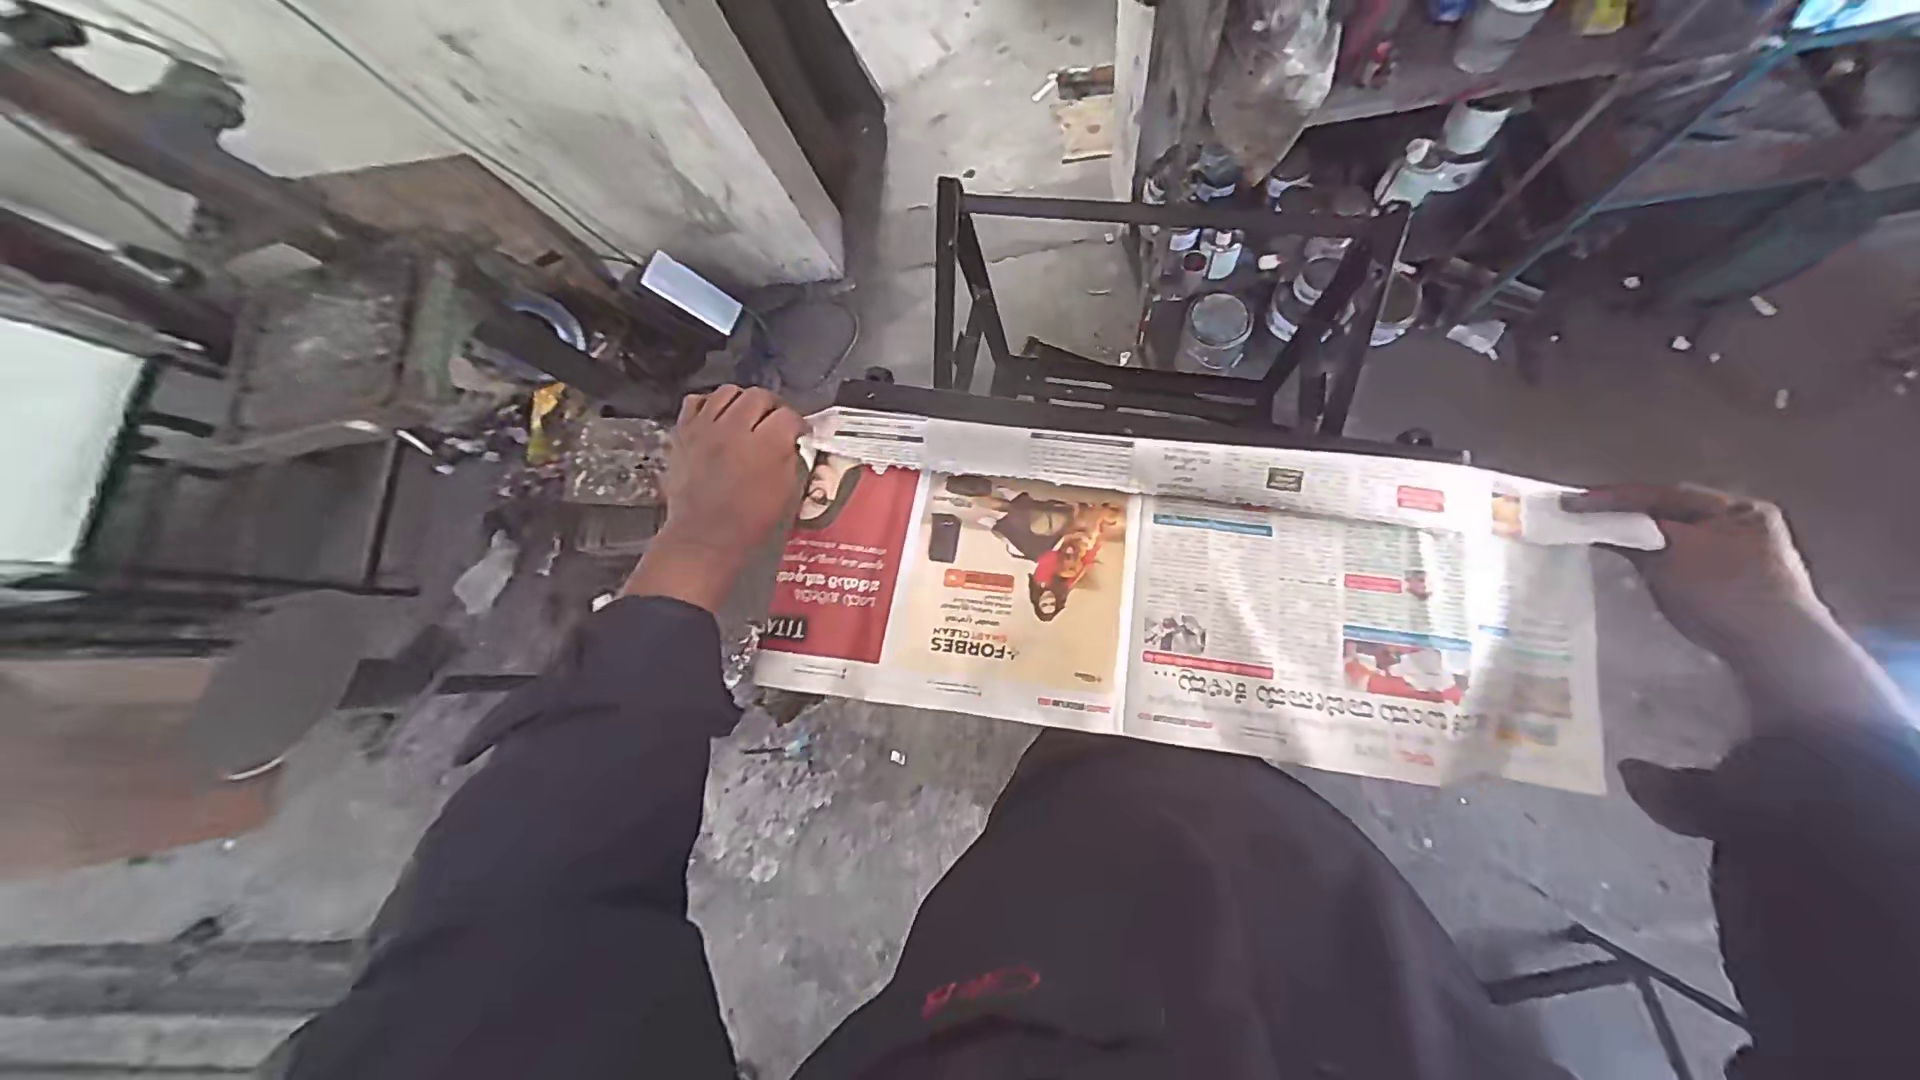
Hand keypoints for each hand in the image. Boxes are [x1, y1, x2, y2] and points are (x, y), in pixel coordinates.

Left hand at [623, 386, 803, 611]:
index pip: (789, 416)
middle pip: (760, 396)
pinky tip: (718, 420)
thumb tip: (795, 442)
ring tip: (747, 418)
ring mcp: (705, 428)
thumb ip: (793, 460)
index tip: (800, 435)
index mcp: (766, 446)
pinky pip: (697, 401)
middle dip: (773, 408)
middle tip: (776, 424)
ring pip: (729, 392)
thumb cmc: (751, 522)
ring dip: (743, 402)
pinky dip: (710, 405)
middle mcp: (735, 429)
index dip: (799, 425)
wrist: (705, 537)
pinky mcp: (683, 432)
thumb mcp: (788, 494)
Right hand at [1567, 484, 1910, 729]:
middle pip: (1660, 510)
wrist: (1766, 643)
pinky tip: (1610, 547)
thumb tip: (1591, 520)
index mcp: (1735, 509)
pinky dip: (1633, 547)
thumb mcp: (1675, 552)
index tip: (1569, 502)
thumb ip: (1634, 532)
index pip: (1661, 494)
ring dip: (1622, 529)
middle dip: (1616, 511)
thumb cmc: (1725, 589)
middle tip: (1572, 512)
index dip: (1611, 496)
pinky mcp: (1702, 572)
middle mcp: (1729, 523)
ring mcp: (1718, 549)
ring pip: (1658, 530)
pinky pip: (1660, 550)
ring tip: (1583, 528)